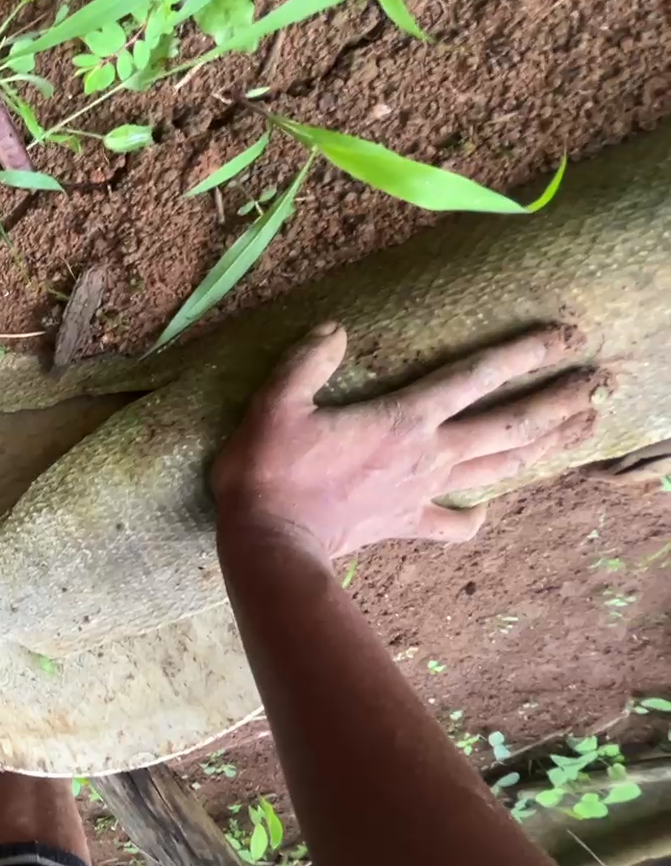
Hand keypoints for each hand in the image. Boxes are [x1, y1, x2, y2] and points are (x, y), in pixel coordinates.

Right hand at [210, 322, 595, 559]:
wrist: (269, 535)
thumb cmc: (268, 467)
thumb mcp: (272, 406)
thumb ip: (304, 365)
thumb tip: (333, 330)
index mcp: (400, 419)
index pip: (472, 378)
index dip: (520, 354)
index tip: (565, 337)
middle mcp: (427, 453)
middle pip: (509, 425)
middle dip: (558, 401)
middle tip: (596, 383)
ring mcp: (423, 492)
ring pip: (500, 466)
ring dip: (545, 446)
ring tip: (580, 428)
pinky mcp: (406, 522)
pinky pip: (456, 522)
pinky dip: (476, 514)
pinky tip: (484, 507)